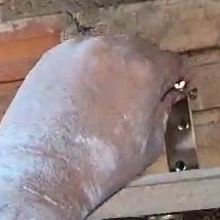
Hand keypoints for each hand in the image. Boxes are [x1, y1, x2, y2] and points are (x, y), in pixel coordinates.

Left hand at [0, 34, 185, 219]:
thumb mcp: (149, 145)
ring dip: (114, 65)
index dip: (174, 78)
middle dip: (144, 68)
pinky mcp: (52, 57)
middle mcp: (114, 50)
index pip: (172, 62)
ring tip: (105, 96)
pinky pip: (80, 55)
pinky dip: (86, 69)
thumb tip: (166, 97)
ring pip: (108, 48)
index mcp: (145, 70)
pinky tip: (80, 95)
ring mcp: (80, 50)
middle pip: (141, 49)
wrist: (45, 171)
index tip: (170, 89)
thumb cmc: (100, 166)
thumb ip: (163, 112)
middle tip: (137, 95)